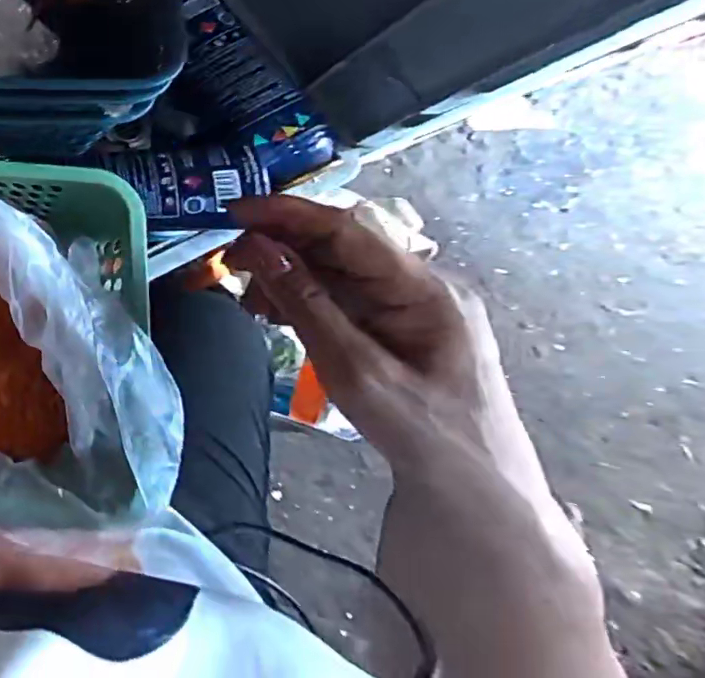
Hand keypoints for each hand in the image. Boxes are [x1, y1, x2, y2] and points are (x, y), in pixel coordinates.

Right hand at [226, 196, 548, 496]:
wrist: (475, 494)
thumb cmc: (423, 433)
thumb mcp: (355, 368)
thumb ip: (304, 302)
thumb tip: (258, 246)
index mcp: (425, 289)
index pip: (347, 229)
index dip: (286, 213)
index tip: (233, 211)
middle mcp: (417, 285)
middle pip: (335, 243)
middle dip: (276, 243)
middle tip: (228, 258)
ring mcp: (404, 303)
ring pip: (329, 266)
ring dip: (281, 271)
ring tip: (247, 297)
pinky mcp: (389, 321)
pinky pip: (333, 291)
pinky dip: (294, 294)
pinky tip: (268, 310)